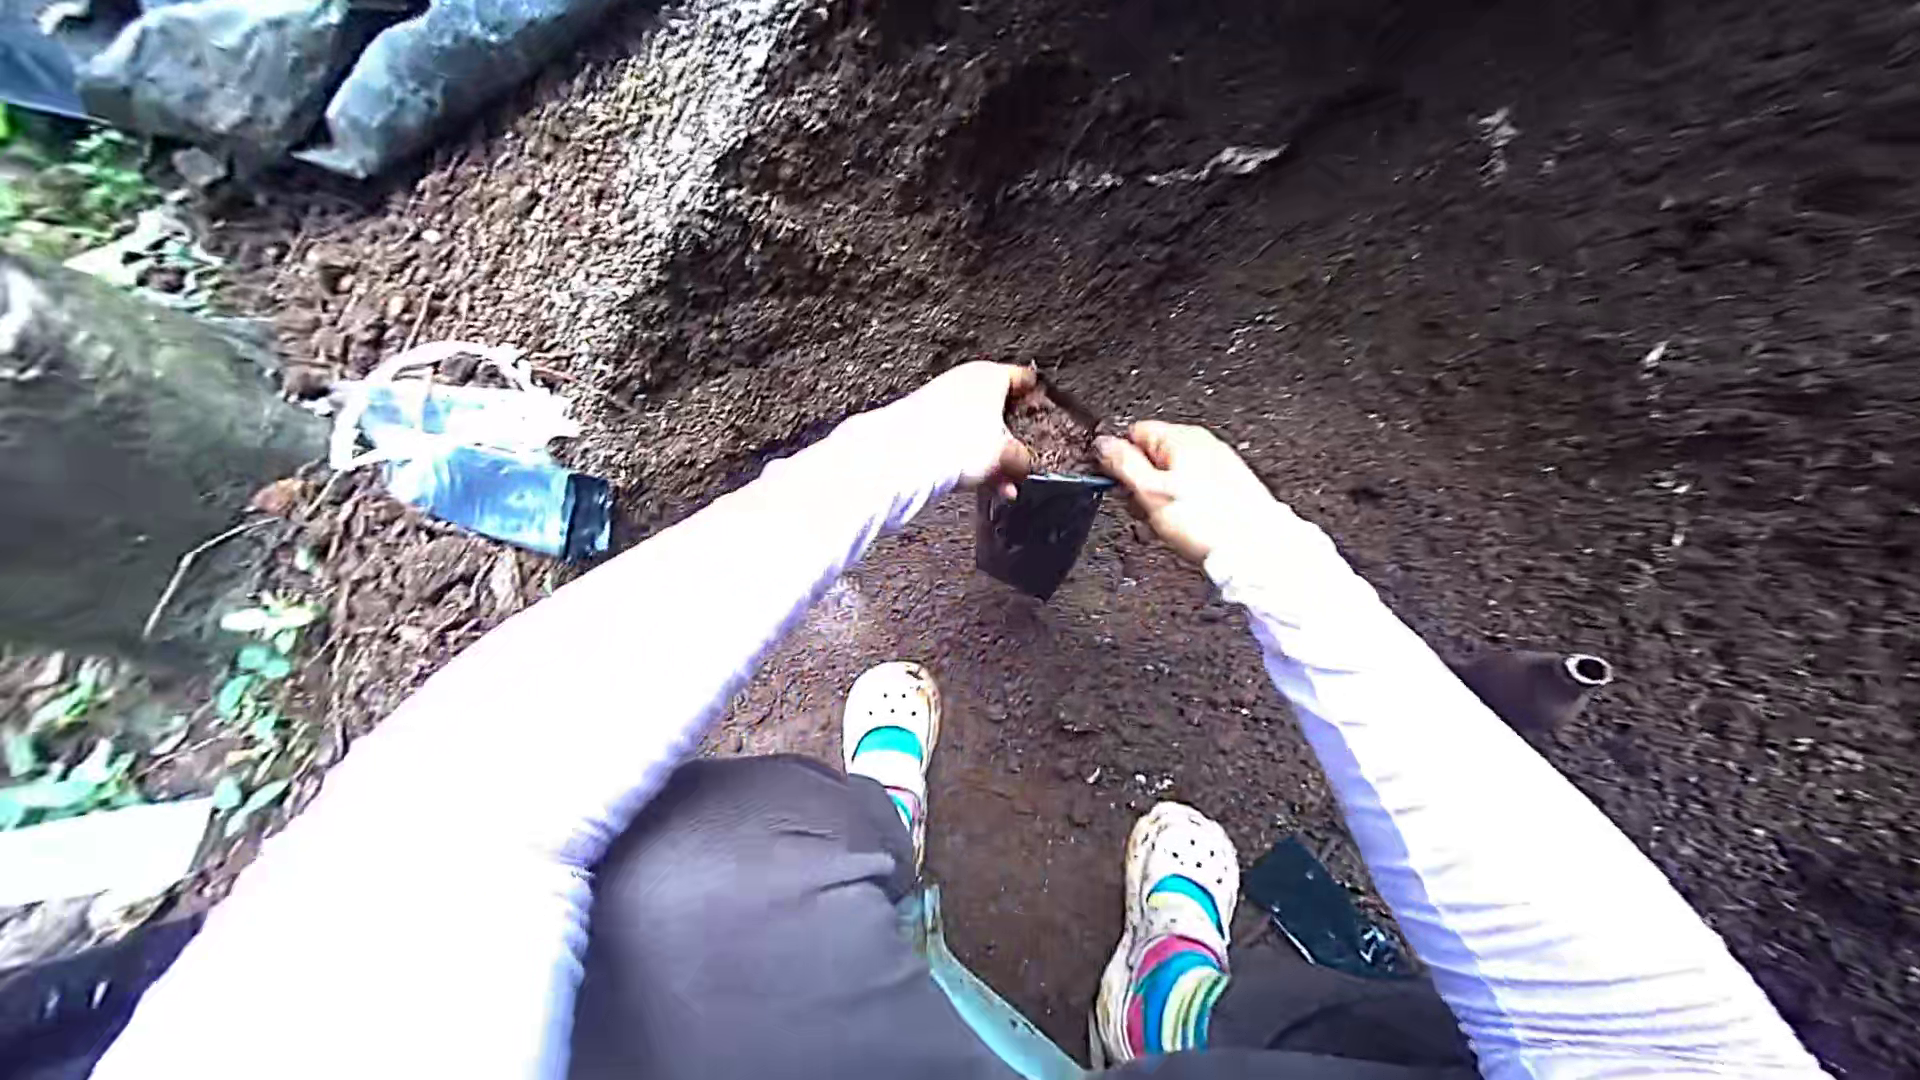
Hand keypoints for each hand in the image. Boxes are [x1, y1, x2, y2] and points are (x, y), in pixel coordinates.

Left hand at [888, 361, 1035, 494]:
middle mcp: (965, 381)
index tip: (1042, 405)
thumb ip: (1021, 458)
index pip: (1023, 379)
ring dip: (991, 455)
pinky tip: (980, 482)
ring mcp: (942, 401)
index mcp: (991, 375)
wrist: (905, 453)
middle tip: (1021, 456)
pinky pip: (955, 441)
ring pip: (976, 429)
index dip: (1036, 396)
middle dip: (1010, 437)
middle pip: (998, 408)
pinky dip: (969, 459)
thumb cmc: (958, 441)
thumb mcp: (1006, 454)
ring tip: (1003, 482)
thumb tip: (1021, 465)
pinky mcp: (924, 423)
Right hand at [1096, 421, 1277, 562]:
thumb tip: (1102, 444)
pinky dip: (1182, 506)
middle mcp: (1201, 444)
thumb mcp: (1150, 492)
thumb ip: (1122, 463)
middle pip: (1151, 456)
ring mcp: (1216, 464)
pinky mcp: (1226, 485)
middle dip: (1141, 484)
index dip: (1122, 461)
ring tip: (1167, 522)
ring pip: (1169, 476)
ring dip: (1160, 500)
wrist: (1256, 547)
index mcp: (1181, 437)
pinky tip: (1186, 524)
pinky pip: (1190, 490)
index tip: (1123, 486)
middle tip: (1146, 509)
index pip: (1133, 433)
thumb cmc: (1207, 521)